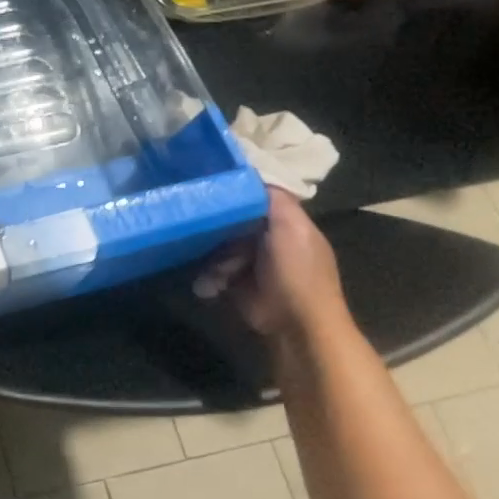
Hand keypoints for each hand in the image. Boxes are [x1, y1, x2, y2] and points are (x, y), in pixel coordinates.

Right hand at [193, 187, 348, 342]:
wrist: (297, 325)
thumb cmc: (297, 272)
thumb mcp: (292, 227)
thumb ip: (274, 198)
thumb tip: (251, 174)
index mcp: (286, 224)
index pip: (255, 197)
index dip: (234, 190)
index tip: (207, 182)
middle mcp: (268, 240)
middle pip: (231, 221)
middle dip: (216, 229)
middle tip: (201, 231)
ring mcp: (252, 263)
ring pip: (218, 246)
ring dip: (214, 259)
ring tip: (217, 272)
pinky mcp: (236, 284)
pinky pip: (213, 271)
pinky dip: (210, 278)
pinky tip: (211, 285)